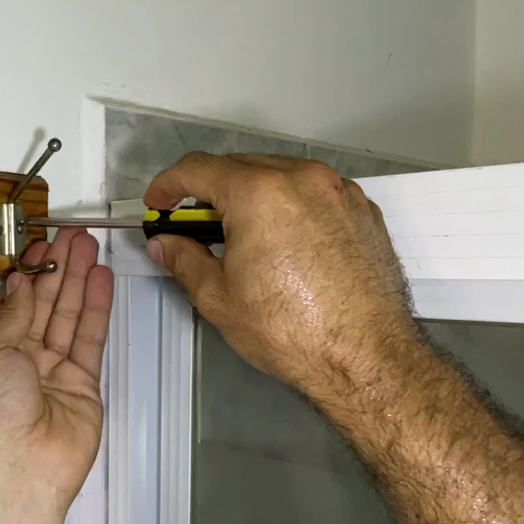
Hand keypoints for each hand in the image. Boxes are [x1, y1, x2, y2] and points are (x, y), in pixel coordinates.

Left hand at [0, 229, 113, 523]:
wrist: (21, 469)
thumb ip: (10, 314)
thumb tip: (20, 284)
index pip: (12, 302)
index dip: (29, 273)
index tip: (43, 245)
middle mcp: (19, 358)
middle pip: (43, 304)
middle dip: (58, 269)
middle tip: (73, 235)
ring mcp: (52, 371)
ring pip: (68, 316)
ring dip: (79, 280)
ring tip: (90, 247)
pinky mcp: (82, 383)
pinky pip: (89, 339)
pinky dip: (96, 309)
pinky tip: (101, 280)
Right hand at [145, 153, 421, 404]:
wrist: (367, 357)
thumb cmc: (289, 330)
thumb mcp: (218, 297)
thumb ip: (185, 260)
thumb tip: (165, 244)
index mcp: (259, 193)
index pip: (198, 169)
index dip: (167, 185)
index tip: (157, 204)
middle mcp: (302, 179)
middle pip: (240, 166)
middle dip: (209, 190)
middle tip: (192, 225)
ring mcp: (339, 192)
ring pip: (280, 175)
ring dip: (251, 195)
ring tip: (238, 235)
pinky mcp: (364, 211)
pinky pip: (314, 194)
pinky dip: (289, 206)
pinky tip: (281, 242)